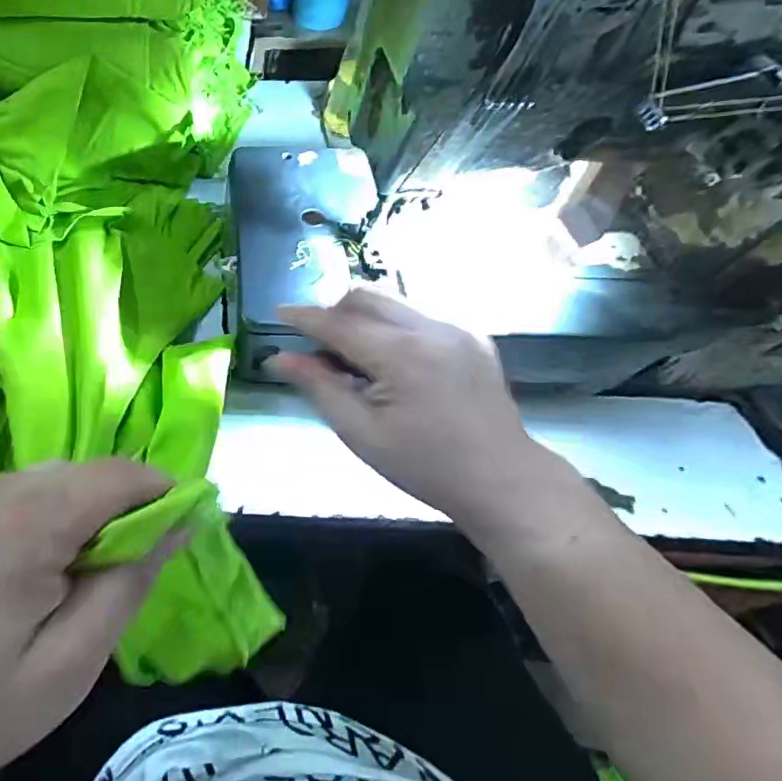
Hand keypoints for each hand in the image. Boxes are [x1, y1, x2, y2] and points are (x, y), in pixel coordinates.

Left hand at [0, 460, 185, 780]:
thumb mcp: (76, 657)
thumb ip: (131, 577)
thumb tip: (181, 519)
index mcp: (30, 517)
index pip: (121, 475)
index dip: (165, 495)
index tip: (187, 537)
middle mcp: (6, 487)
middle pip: (96, 473)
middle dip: (132, 509)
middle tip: (138, 577)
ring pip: (72, 479)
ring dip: (101, 515)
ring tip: (99, 581)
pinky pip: (44, 492)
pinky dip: (70, 517)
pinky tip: (62, 570)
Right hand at [269, 288, 583, 534]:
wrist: (505, 482)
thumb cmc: (425, 466)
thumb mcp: (360, 432)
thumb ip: (318, 387)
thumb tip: (277, 358)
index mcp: (402, 354)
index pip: (338, 322)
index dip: (303, 317)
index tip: (277, 313)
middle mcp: (431, 328)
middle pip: (365, 298)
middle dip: (333, 314)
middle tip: (318, 349)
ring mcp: (456, 329)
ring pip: (391, 302)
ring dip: (361, 318)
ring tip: (354, 360)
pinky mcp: (471, 336)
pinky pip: (416, 314)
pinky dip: (389, 326)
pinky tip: (389, 363)